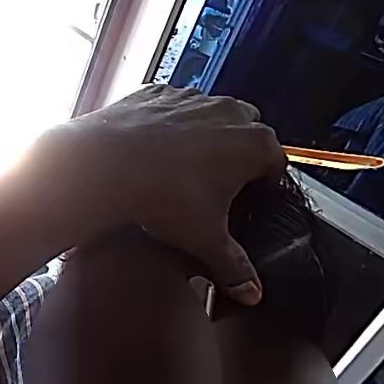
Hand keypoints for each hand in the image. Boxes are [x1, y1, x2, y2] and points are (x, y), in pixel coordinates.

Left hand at [21, 85, 282, 304]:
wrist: (108, 163)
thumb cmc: (162, 195)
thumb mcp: (204, 239)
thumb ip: (233, 267)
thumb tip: (249, 292)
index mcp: (255, 144)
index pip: (275, 162)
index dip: (262, 182)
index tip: (246, 197)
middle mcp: (229, 112)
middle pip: (247, 131)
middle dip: (236, 152)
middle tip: (214, 182)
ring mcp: (191, 97)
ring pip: (208, 113)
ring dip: (201, 132)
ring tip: (179, 166)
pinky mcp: (157, 91)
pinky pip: (170, 104)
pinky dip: (165, 120)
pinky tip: (150, 146)